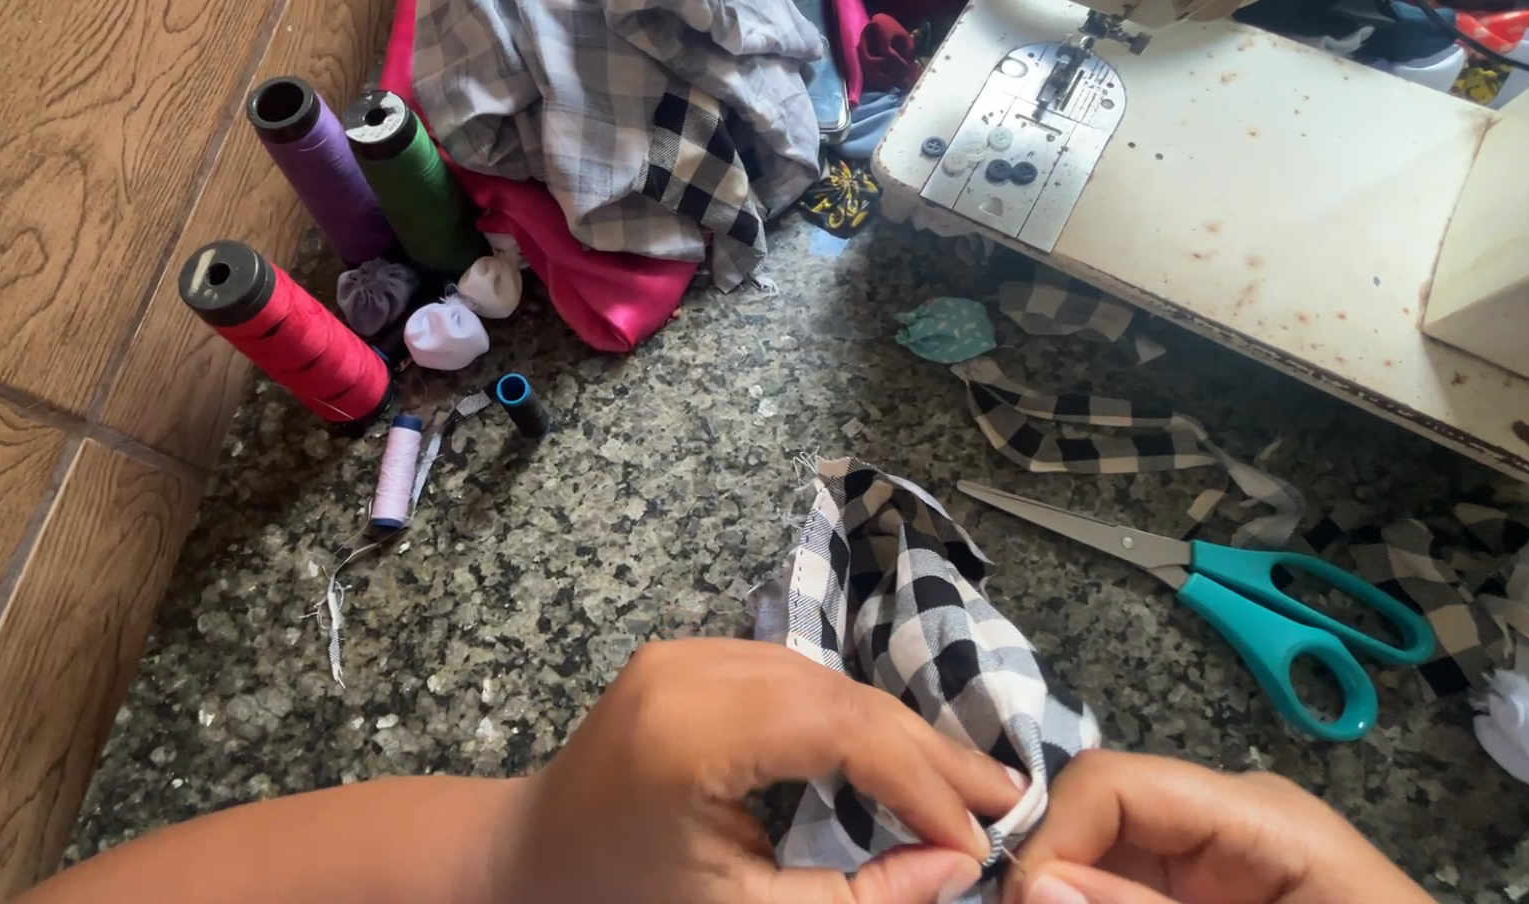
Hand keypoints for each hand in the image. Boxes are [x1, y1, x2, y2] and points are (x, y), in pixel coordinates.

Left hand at [492, 638, 1027, 903]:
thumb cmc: (624, 898)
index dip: (916, 781)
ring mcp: (683, 649)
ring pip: (816, 675)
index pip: (834, 730)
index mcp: (689, 732)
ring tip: (953, 779)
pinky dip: (841, 711)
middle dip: (920, 747)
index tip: (976, 842)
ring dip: (886, 726)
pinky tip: (880, 746)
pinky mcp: (685, 652)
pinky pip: (786, 672)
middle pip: (832, 692)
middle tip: (998, 797)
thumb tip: (953, 865)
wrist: (530, 853)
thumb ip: (857, 898)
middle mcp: (688, 669)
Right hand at [1004, 750, 1435, 903]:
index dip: (1054, 831)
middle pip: (1100, 809)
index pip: (1113, 781)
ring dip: (1068, 886)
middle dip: (1052, 862)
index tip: (1021, 899)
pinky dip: (1096, 896)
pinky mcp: (1208, 886)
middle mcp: (1225, 814)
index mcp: (1258, 815)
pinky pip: (1130, 879)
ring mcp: (1218, 851)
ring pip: (1104, 844)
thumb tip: (1033, 884)